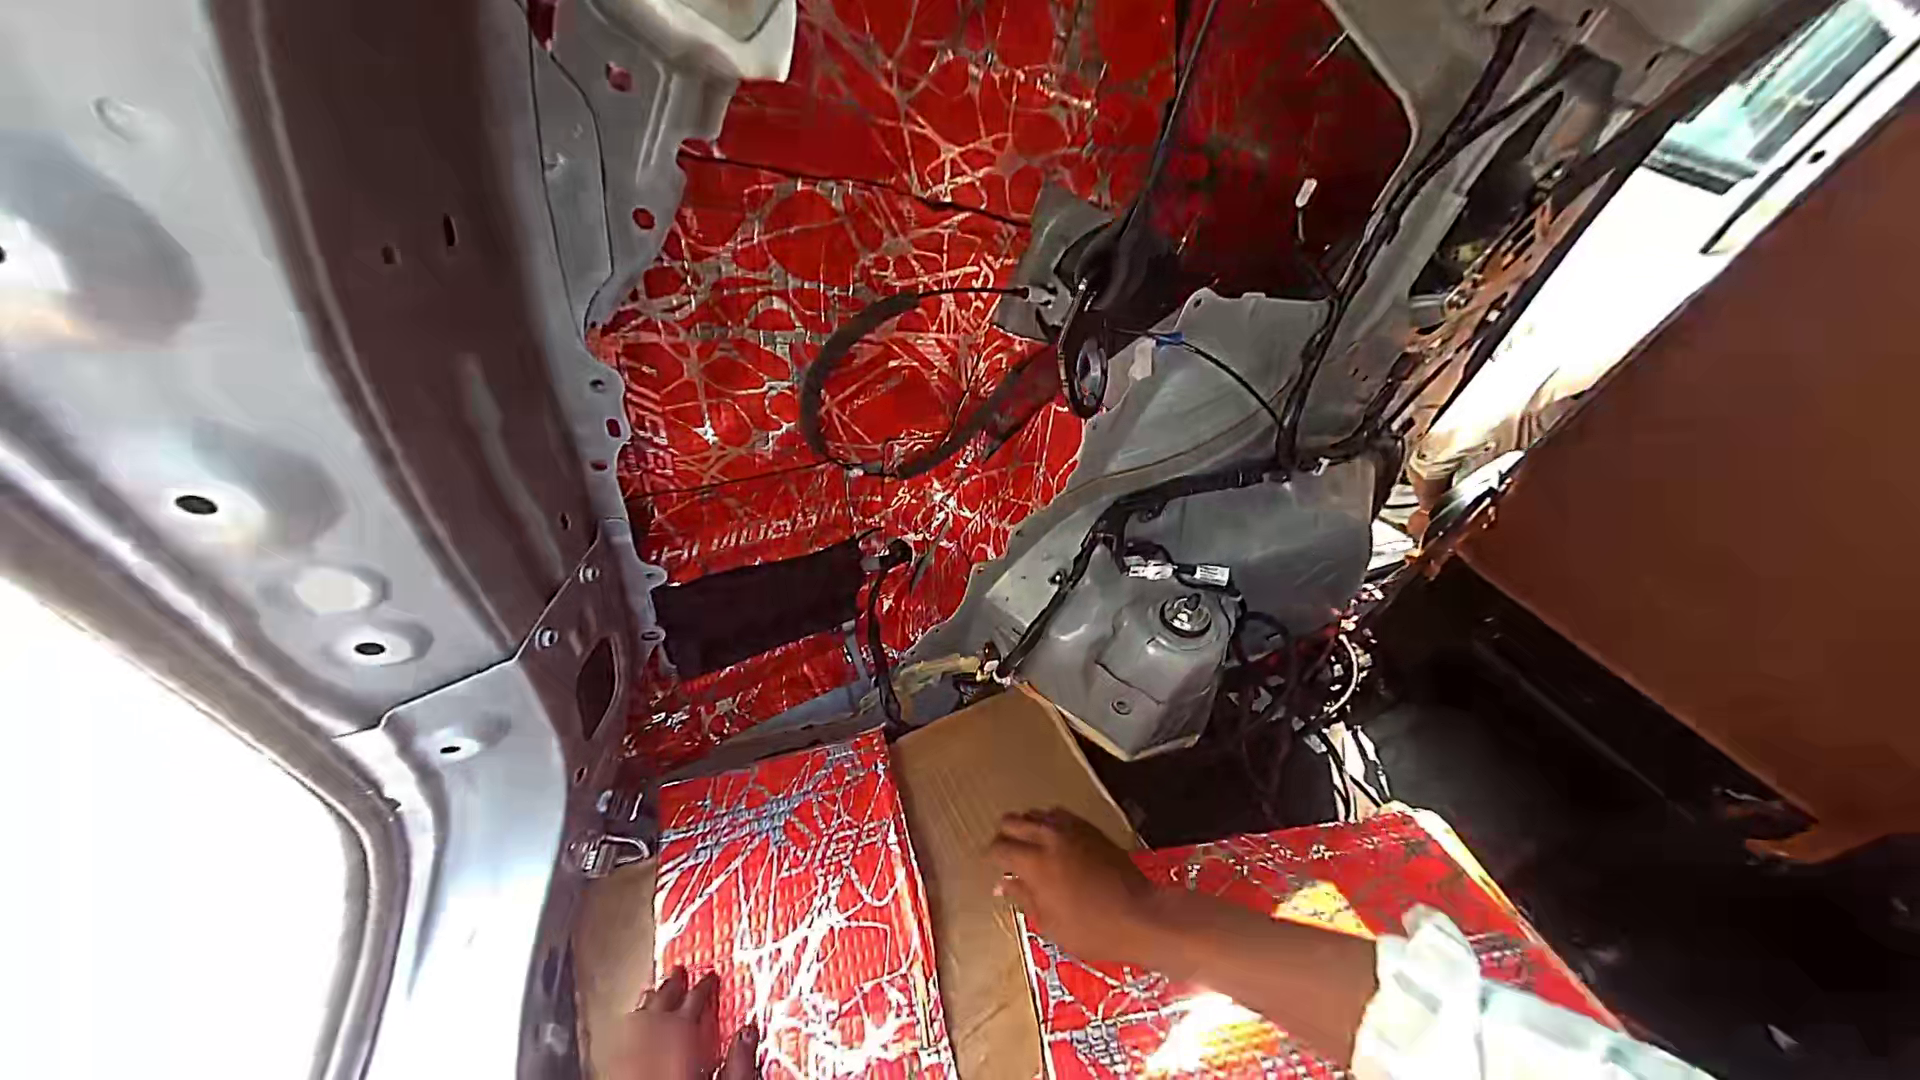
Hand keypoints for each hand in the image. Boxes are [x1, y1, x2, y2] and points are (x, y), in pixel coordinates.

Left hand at [606, 965, 758, 1079]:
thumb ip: (739, 1065)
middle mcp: (648, 1054)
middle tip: (681, 973)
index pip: (692, 1006)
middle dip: (670, 990)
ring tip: (654, 992)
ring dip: (646, 1007)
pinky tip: (633, 1033)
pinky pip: (618, 1049)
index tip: (711, 977)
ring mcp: (624, 1070)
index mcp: (680, 1049)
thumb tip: (749, 1031)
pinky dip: (629, 1033)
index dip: (703, 989)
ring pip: (632, 1028)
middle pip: (658, 1010)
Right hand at [986, 808, 1160, 966]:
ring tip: (1028, 845)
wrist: (1141, 915)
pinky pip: (1058, 814)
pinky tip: (1052, 839)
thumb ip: (1023, 897)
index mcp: (1035, 862)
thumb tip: (1002, 883)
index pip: (999, 847)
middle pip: (1013, 821)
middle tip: (1006, 853)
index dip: (991, 856)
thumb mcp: (1050, 923)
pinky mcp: (1088, 827)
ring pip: (1035, 813)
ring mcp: (1070, 828)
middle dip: (1004, 835)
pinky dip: (1048, 822)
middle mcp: (1048, 836)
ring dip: (1026, 826)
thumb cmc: (1092, 930)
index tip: (992, 865)